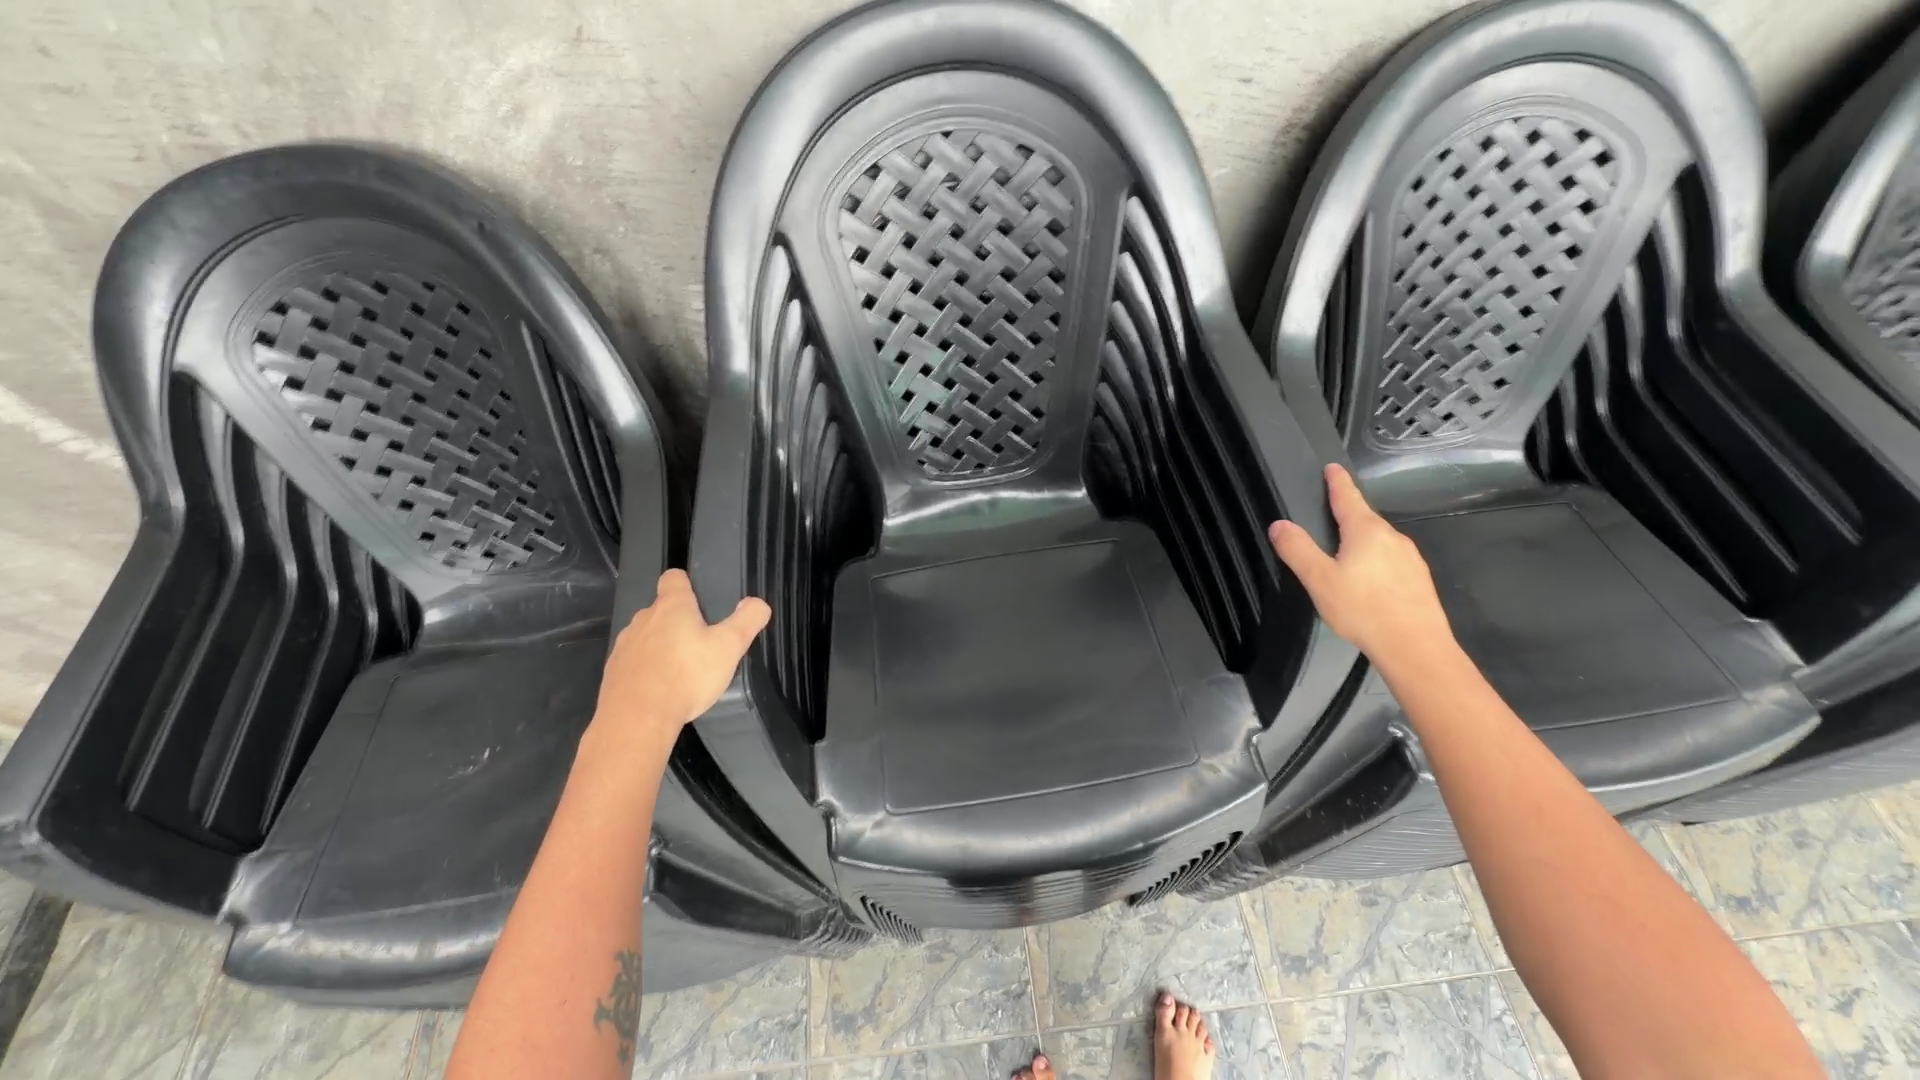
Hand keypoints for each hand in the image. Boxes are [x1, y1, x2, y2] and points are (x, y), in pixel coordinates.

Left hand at [592, 570, 770, 743]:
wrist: (638, 717)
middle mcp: (643, 619)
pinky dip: (647, 670)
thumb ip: (747, 621)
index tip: (698, 598)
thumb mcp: (729, 647)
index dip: (685, 583)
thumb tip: (758, 603)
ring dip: (661, 646)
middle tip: (700, 643)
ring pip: (646, 636)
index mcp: (672, 607)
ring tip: (681, 670)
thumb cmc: (687, 675)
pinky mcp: (614, 671)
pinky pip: (634, 662)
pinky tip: (661, 690)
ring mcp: (625, 645)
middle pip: (661, 609)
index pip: (673, 578)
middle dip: (678, 621)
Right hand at [1268, 463, 1453, 660]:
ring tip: (1343, 557)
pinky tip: (1367, 584)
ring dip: (1361, 543)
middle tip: (1328, 518)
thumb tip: (1279, 524)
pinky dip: (1375, 563)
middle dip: (1348, 516)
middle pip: (1365, 519)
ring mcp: (1410, 559)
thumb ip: (1297, 550)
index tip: (1333, 467)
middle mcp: (1392, 537)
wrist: (1415, 646)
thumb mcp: (1319, 580)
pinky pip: (1390, 562)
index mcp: (1366, 531)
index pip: (1348, 497)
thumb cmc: (1363, 609)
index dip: (1338, 482)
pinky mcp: (1418, 580)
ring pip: (1379, 542)